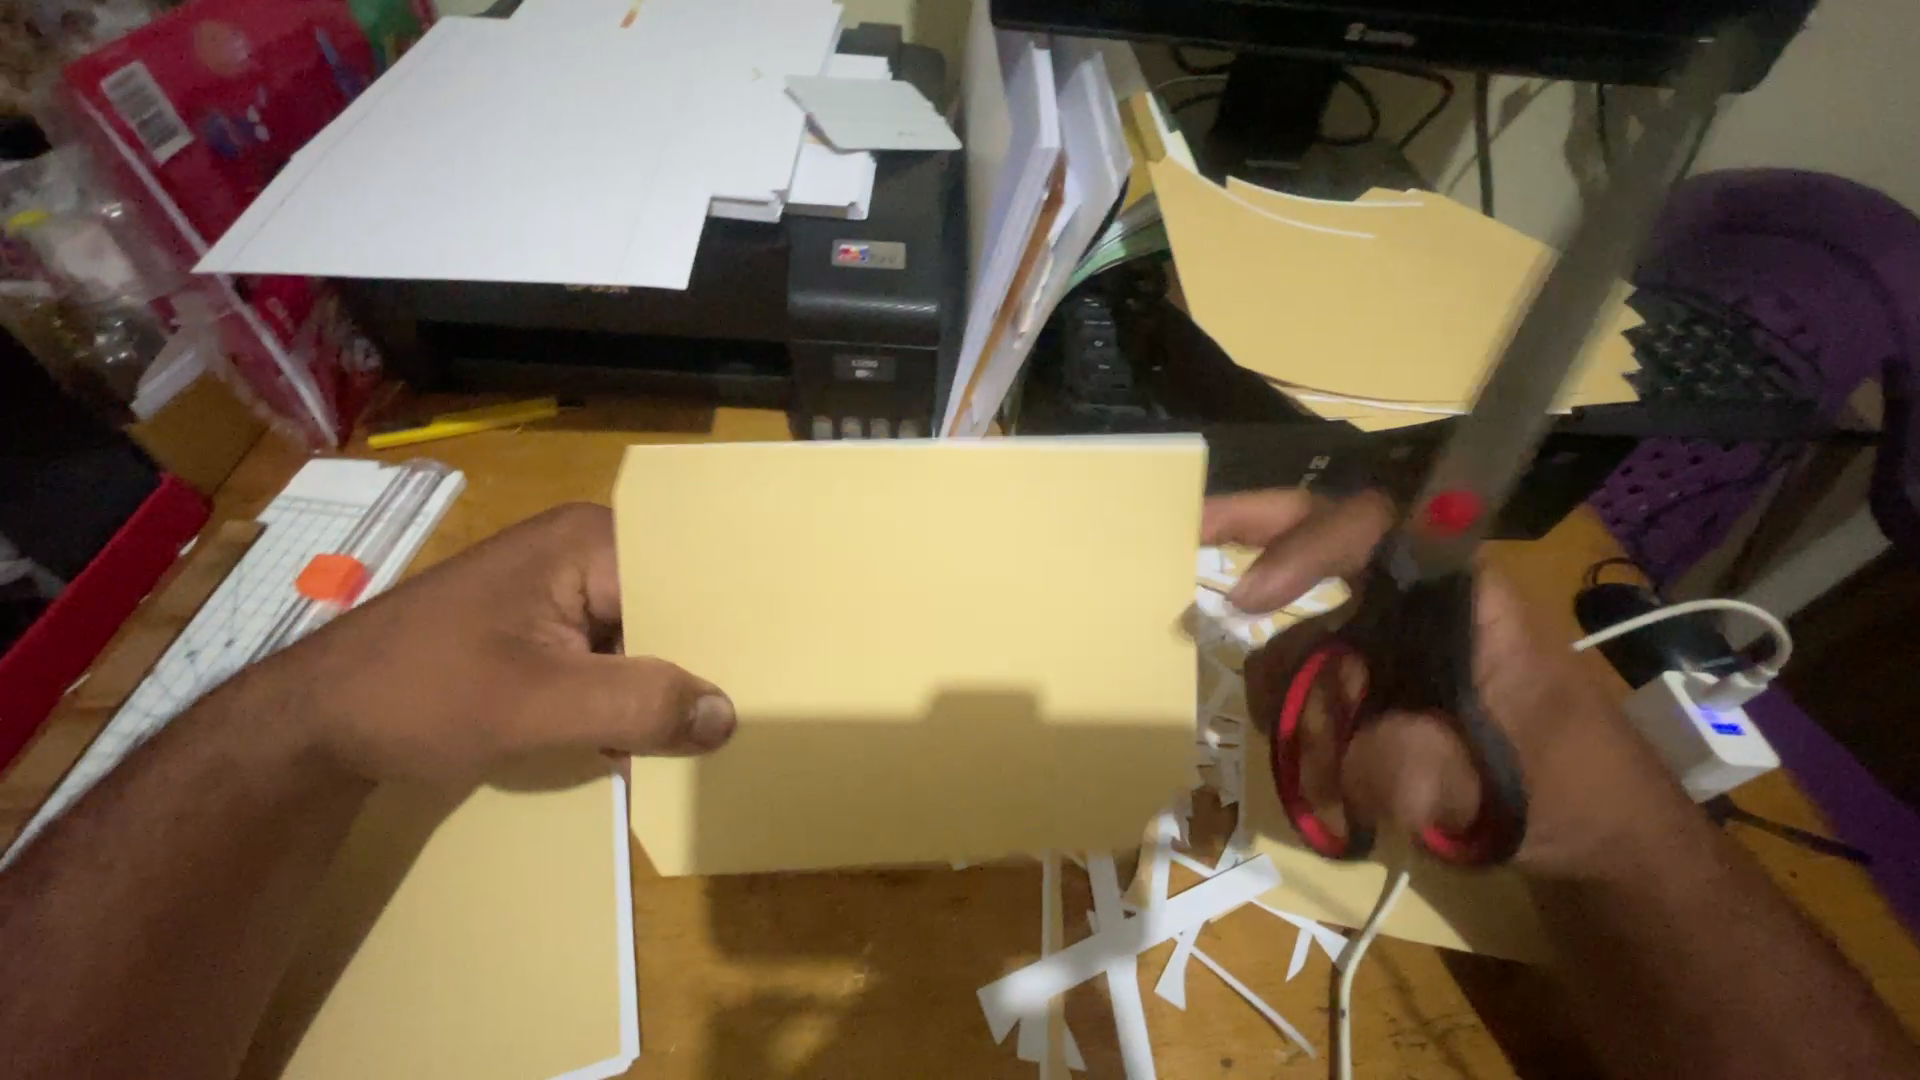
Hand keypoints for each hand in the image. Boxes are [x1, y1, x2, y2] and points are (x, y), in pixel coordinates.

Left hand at [234, 503, 735, 788]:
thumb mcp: (534, 703)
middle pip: (673, 603)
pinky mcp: (551, 631)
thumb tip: (728, 718)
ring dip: (668, 685)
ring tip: (716, 728)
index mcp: (589, 541)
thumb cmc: (417, 693)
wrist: (311, 727)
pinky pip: (617, 657)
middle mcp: (586, 553)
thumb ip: (636, 705)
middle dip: (702, 658)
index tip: (772, 667)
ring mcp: (567, 593)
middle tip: (752, 708)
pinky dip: (634, 696)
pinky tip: (656, 736)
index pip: (688, 571)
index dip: (730, 618)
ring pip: (647, 636)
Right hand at [1205, 489, 1688, 875]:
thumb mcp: (1501, 782)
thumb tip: (1330, 767)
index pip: (1375, 531)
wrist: (1588, 827)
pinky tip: (1323, 777)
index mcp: (1457, 593)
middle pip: (1318, 539)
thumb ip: (1412, 770)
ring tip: (1321, 775)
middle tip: (1187, 530)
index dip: (1303, 547)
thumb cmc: (1568, 785)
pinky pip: (1299, 690)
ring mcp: (1380, 642)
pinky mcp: (1362, 683)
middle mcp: (1409, 602)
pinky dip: (1294, 728)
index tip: (1248, 598)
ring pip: (1295, 643)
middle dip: (1248, 529)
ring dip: (1287, 700)